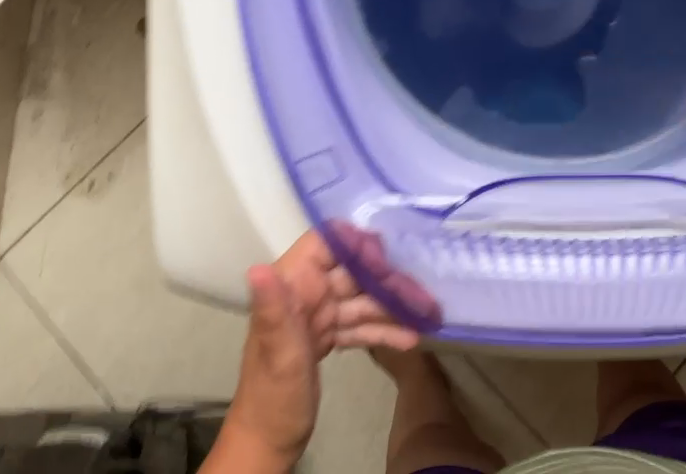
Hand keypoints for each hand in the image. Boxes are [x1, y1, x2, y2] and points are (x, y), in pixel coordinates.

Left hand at [222, 227, 424, 467]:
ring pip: (362, 299)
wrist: (269, 442)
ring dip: (393, 305)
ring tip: (427, 312)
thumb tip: (258, 269)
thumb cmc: (271, 395)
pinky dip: (384, 330)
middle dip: (386, 278)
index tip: (389, 254)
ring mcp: (319, 315)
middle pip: (352, 271)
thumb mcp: (277, 352)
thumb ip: (273, 309)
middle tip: (422, 289)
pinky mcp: (328, 337)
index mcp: (290, 285)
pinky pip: (361, 325)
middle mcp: (305, 293)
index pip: (324, 244)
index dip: (356, 243)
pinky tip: (411, 337)